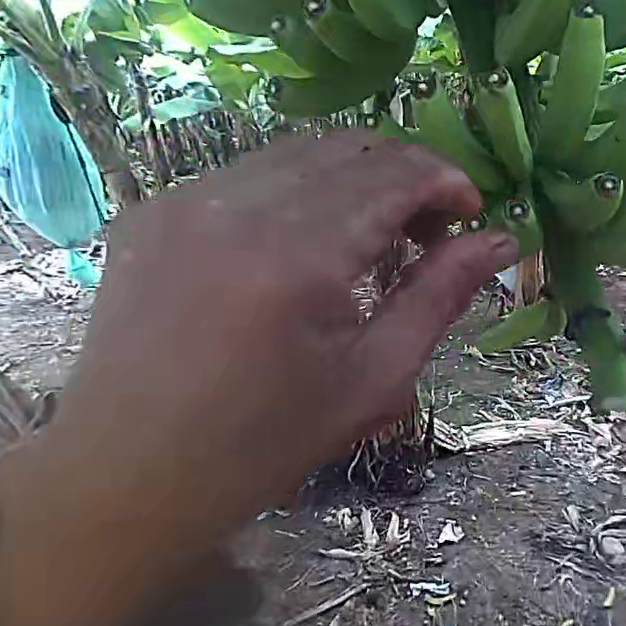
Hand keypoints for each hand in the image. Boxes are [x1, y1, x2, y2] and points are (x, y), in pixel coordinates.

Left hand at [0, 133, 516, 625]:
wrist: (125, 477)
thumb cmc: (265, 442)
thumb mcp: (375, 377)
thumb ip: (441, 295)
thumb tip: (500, 241)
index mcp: (297, 255)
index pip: (395, 173)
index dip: (447, 181)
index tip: (470, 216)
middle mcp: (237, 206)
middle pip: (352, 147)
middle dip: (407, 177)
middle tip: (426, 234)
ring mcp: (187, 199)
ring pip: (303, 151)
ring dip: (356, 179)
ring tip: (371, 240)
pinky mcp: (156, 208)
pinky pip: (253, 172)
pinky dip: (303, 191)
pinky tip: (307, 244)